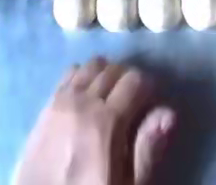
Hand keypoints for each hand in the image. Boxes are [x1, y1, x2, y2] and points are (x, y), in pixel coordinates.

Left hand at [12, 57, 176, 184]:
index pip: (135, 80)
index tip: (151, 104)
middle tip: (133, 103)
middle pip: (114, 69)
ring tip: (111, 97)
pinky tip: (87, 95)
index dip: (148, 88)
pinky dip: (84, 75)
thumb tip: (168, 113)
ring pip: (91, 65)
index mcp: (107, 121)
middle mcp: (84, 101)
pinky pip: (69, 73)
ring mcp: (62, 100)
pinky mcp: (47, 104)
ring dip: (106, 74)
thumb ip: (147, 150)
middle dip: (128, 80)